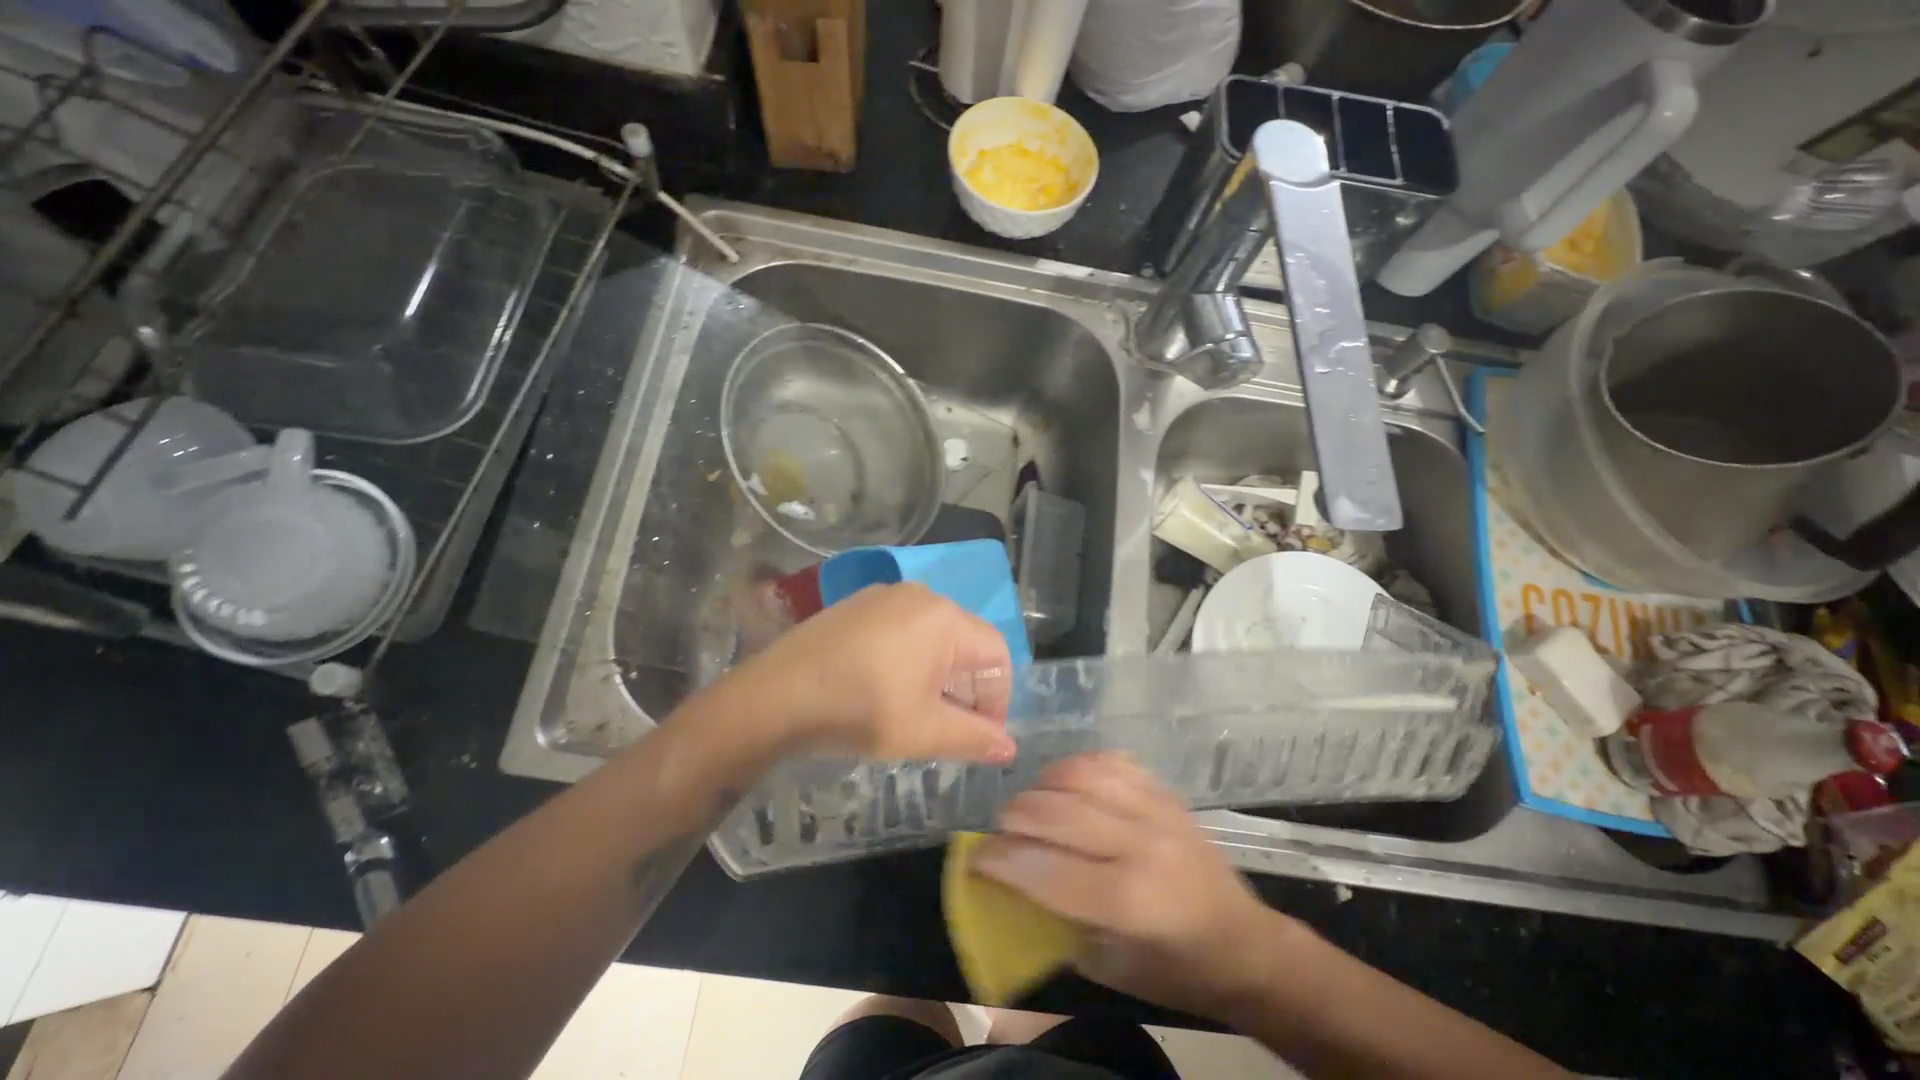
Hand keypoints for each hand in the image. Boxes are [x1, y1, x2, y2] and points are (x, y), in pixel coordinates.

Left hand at [717, 583, 1016, 763]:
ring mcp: (882, 596)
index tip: (981, 736)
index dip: (999, 699)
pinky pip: (898, 630)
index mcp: (945, 619)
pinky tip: (881, 691)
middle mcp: (919, 595)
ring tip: (914, 713)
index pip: (996, 654)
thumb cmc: (861, 711)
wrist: (775, 696)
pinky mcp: (853, 606)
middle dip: (966, 687)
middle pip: (965, 641)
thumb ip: (974, 738)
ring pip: (930, 636)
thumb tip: (1009, 747)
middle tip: (948, 727)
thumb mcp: (924, 732)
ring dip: (936, 675)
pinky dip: (905, 660)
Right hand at [972, 754, 1298, 1020]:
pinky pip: (1111, 762)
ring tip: (1029, 807)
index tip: (975, 860)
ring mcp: (1156, 812)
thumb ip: (1056, 924)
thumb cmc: (1174, 969)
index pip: (1044, 867)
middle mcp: (1140, 845)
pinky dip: (1077, 767)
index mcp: (1128, 900)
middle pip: (1055, 812)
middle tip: (999, 835)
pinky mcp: (1167, 794)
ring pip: (1079, 776)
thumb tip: (1009, 888)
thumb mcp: (1107, 966)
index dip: (999, 861)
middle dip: (1012, 820)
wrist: (1245, 945)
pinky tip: (1064, 785)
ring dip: (1040, 788)